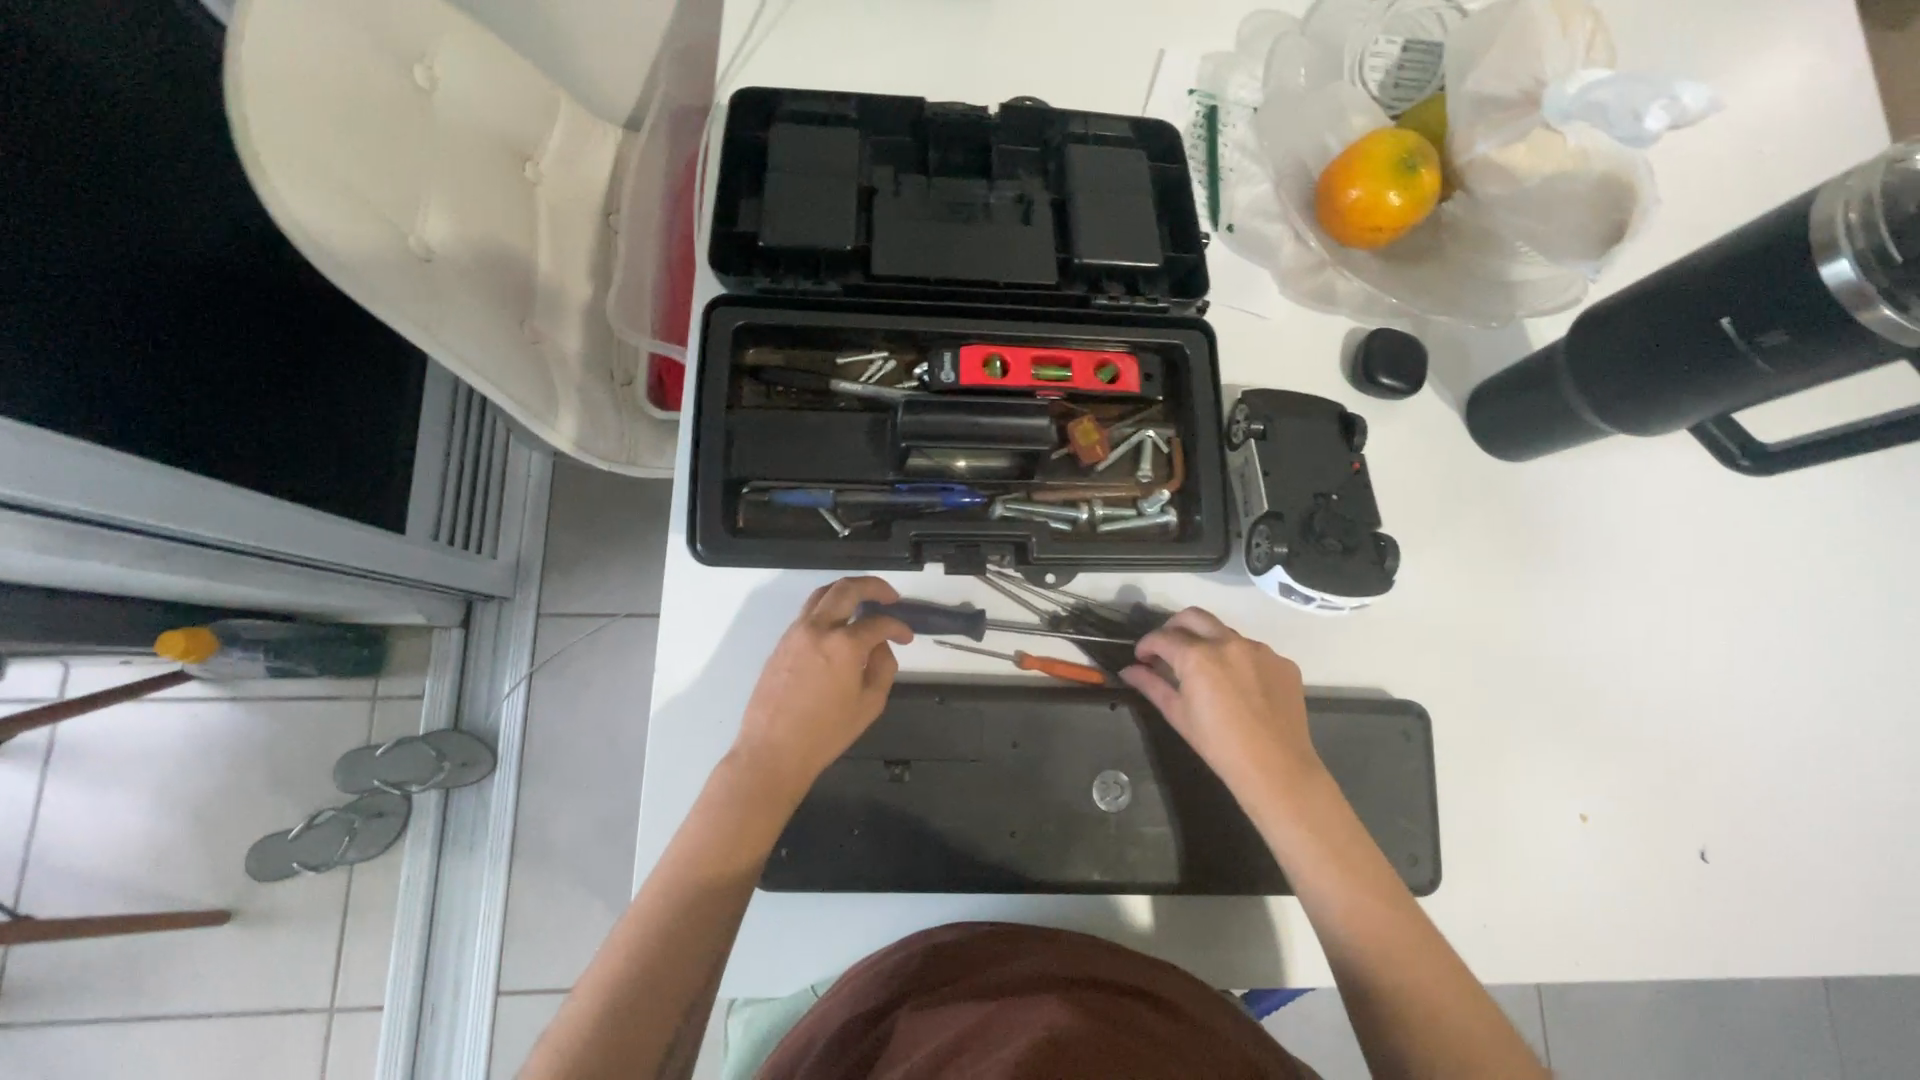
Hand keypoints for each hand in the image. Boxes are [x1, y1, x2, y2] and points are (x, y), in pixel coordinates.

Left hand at [728, 577, 912, 804]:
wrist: (773, 750)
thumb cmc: (826, 733)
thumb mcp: (869, 704)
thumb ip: (883, 667)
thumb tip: (880, 646)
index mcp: (843, 644)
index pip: (879, 622)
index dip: (898, 627)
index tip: (907, 637)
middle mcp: (818, 628)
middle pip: (847, 588)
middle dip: (874, 586)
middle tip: (891, 597)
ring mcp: (795, 632)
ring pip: (823, 594)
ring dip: (847, 591)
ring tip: (865, 601)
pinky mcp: (782, 642)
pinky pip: (808, 612)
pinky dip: (828, 608)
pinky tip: (839, 625)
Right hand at [1120, 608, 1321, 799]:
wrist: (1275, 767)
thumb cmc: (1218, 744)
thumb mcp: (1178, 714)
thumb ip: (1151, 685)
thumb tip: (1128, 670)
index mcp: (1197, 656)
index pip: (1162, 637)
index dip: (1146, 645)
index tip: (1142, 657)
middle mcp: (1228, 642)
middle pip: (1193, 616)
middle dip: (1173, 627)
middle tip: (1168, 648)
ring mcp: (1260, 649)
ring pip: (1226, 632)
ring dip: (1208, 642)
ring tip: (1206, 670)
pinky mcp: (1282, 662)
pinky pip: (1254, 651)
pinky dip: (1239, 660)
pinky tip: (1240, 687)